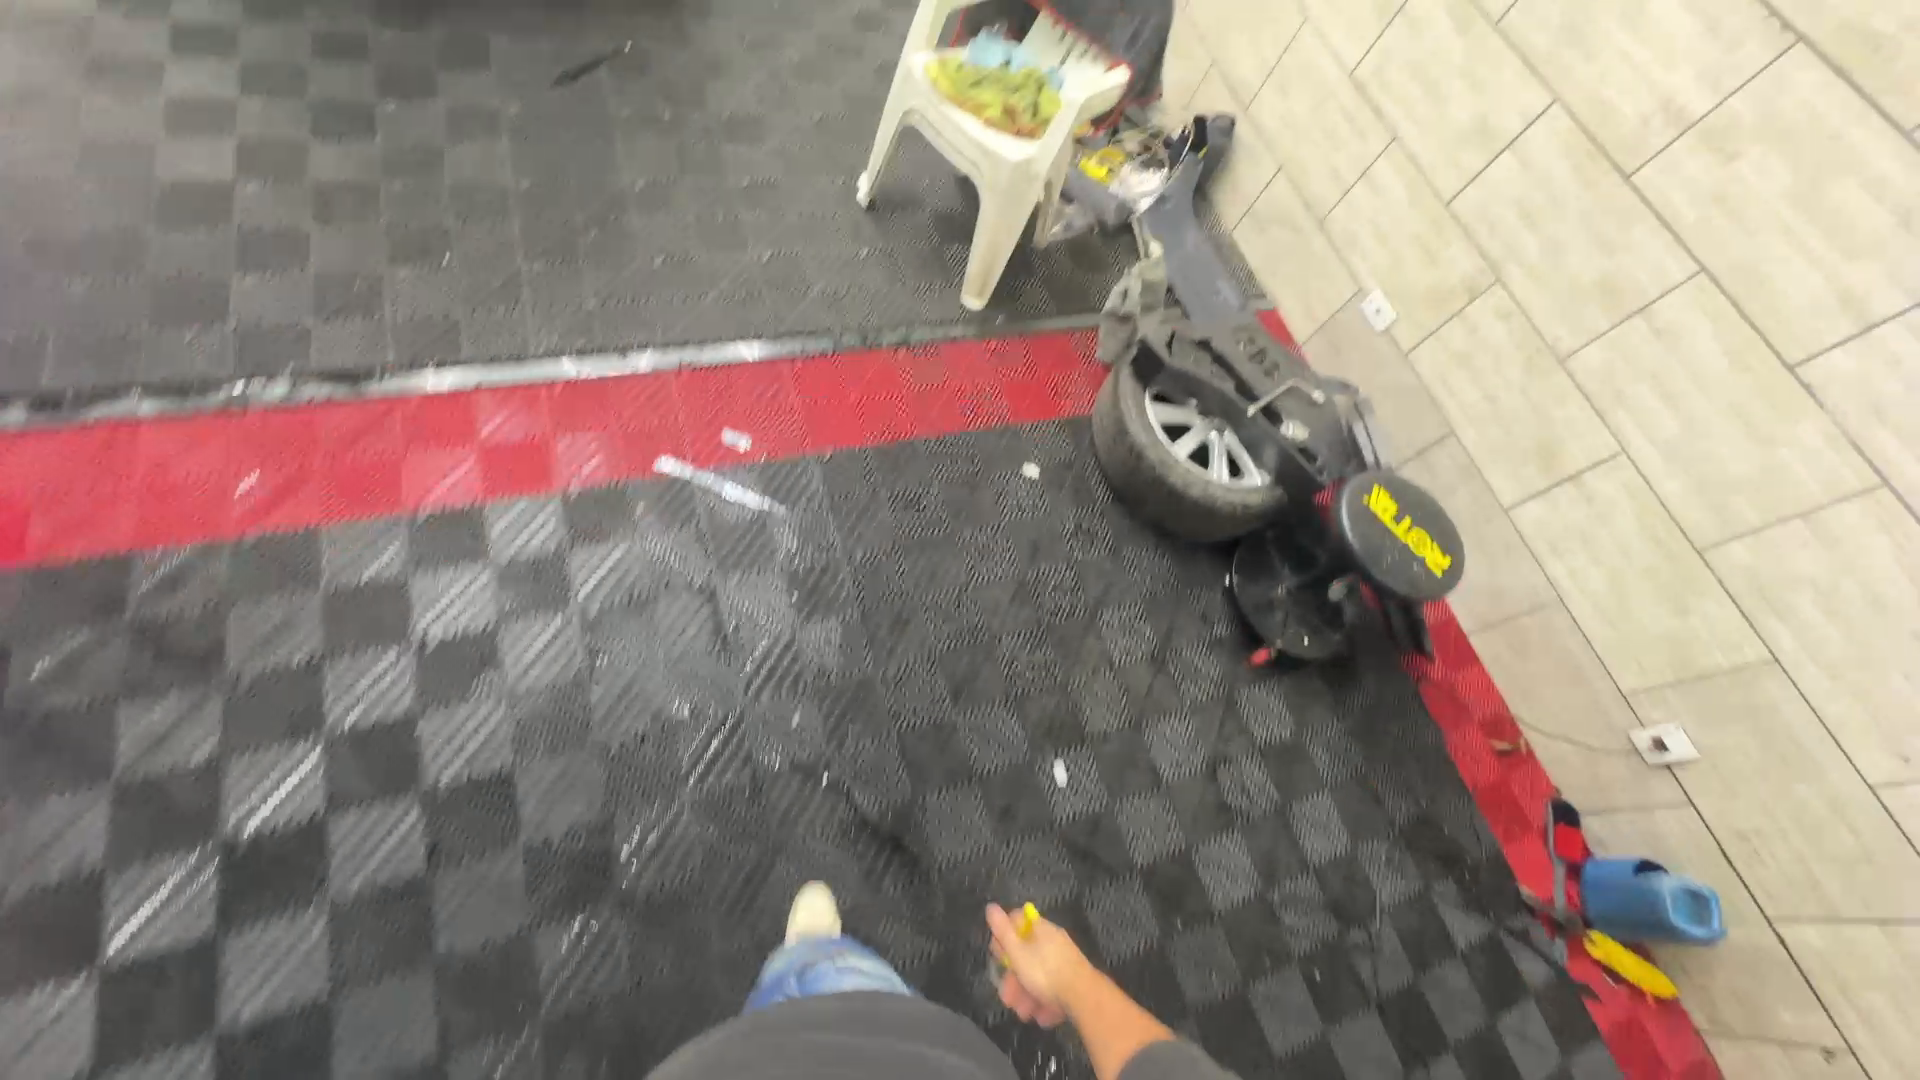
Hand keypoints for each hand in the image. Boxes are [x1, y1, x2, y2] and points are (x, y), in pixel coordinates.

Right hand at [986, 903, 1094, 1028]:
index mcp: (1040, 928)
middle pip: (1026, 954)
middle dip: (1014, 978)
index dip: (1004, 938)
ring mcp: (1064, 959)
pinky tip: (1043, 1016)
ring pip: (1038, 974)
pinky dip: (1045, 1000)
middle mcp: (1053, 939)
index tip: (999, 956)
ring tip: (1025, 1014)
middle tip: (1008, 999)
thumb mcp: (1017, 952)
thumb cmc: (1045, 972)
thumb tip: (991, 906)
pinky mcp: (1073, 978)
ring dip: (1027, 994)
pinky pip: (1053, 986)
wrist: (1084, 996)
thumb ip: (1002, 931)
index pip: (1016, 922)